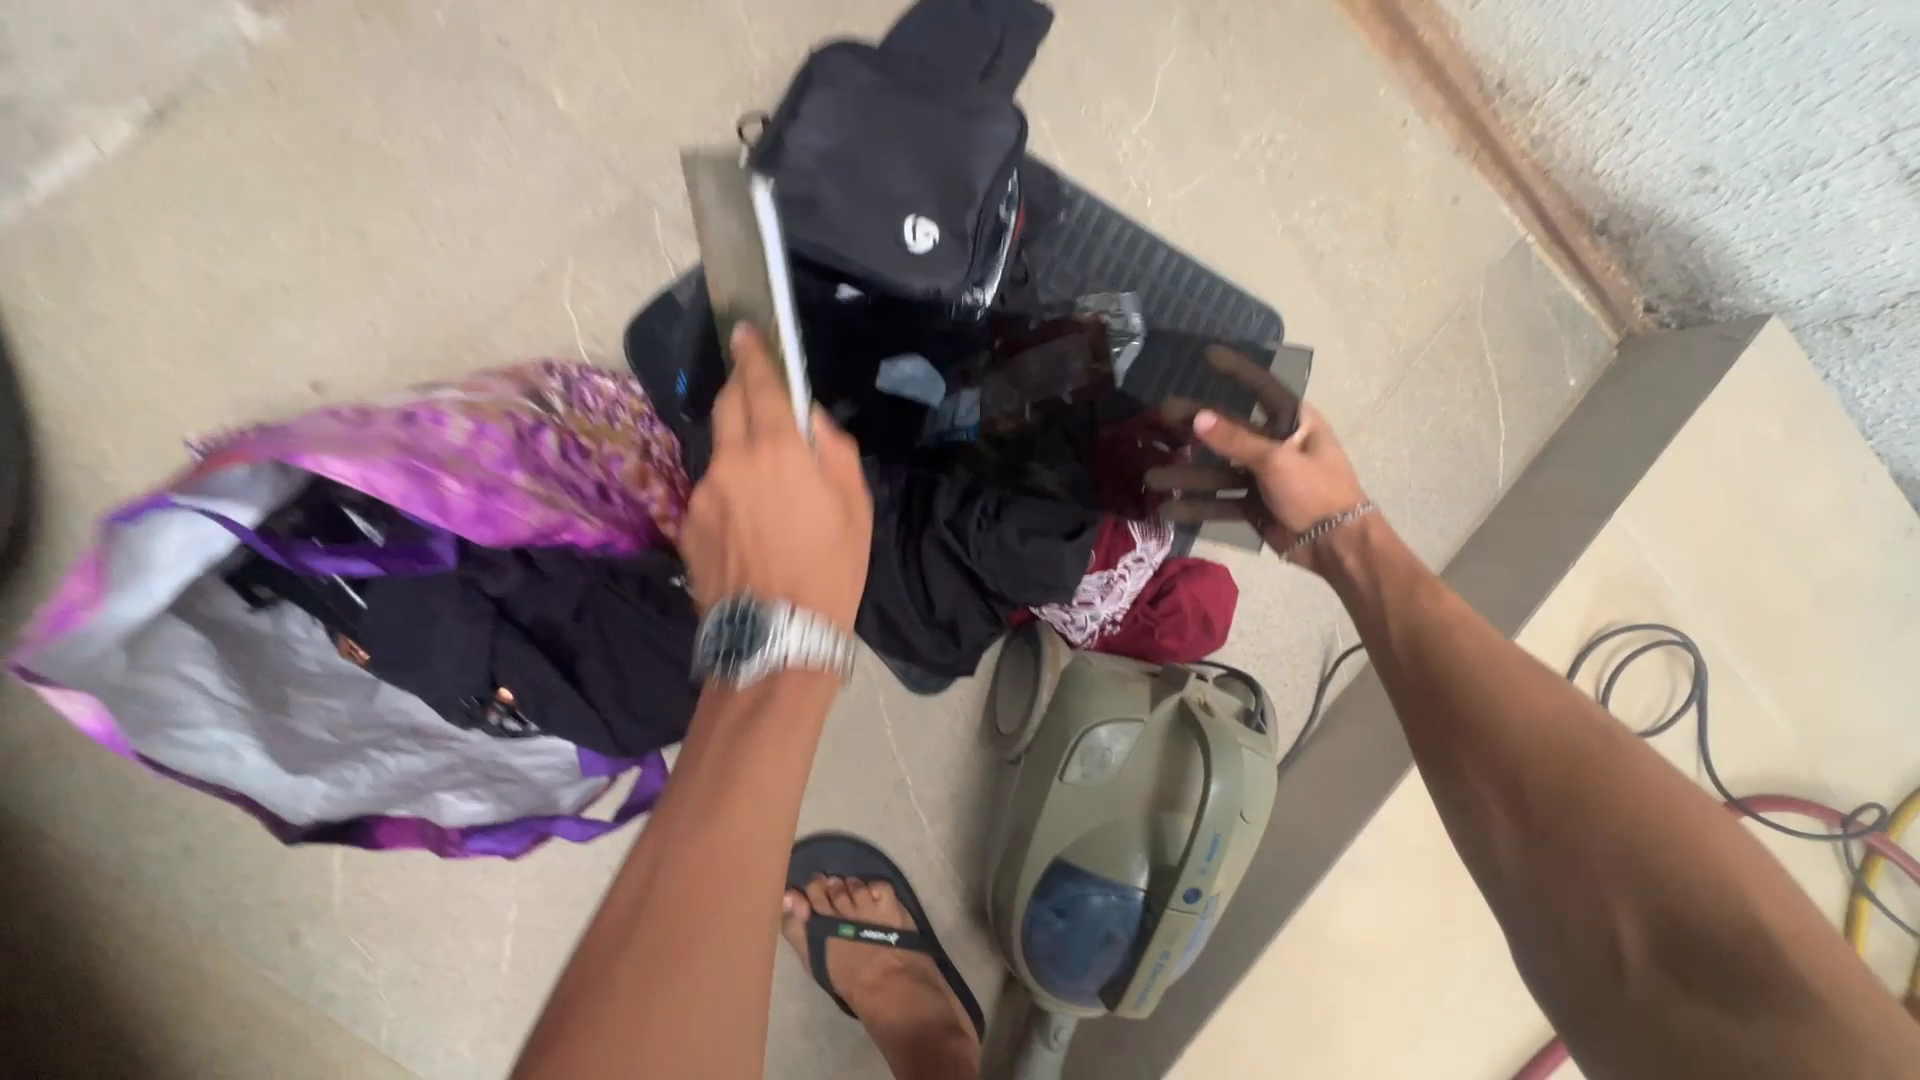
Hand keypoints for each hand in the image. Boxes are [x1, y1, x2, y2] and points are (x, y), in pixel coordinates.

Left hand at [683, 324, 872, 629]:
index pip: (759, 385)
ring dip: (738, 454)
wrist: (778, 637)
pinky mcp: (686, 526)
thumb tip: (809, 419)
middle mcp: (731, 462)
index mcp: (779, 451)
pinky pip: (708, 493)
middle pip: (727, 406)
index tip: (745, 331)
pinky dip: (726, 495)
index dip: (754, 354)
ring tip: (764, 493)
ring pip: (718, 454)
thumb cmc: (831, 570)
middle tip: (757, 395)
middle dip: (740, 391)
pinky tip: (746, 529)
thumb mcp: (856, 506)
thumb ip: (834, 449)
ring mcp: (701, 494)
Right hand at [1145, 345, 1369, 575]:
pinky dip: (1198, 507)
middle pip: (1229, 431)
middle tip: (1159, 417)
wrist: (1337, 546)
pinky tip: (1169, 511)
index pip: (1262, 389)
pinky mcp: (1255, 505)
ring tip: (1150, 478)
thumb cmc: (1317, 491)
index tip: (1207, 355)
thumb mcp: (1276, 460)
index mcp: (1294, 424)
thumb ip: (1234, 440)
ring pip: (1218, 470)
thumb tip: (1198, 417)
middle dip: (1193, 428)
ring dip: (1187, 476)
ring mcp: (1264, 476)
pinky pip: (1221, 501)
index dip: (1235, 371)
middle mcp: (1277, 444)